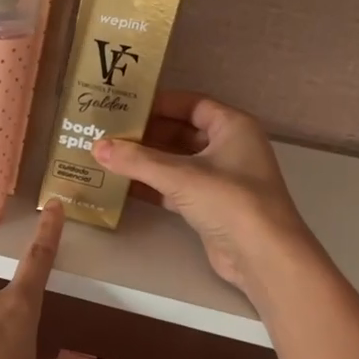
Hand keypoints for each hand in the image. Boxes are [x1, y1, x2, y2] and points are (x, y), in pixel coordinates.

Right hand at [91, 91, 313, 293]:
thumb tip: (97, 147)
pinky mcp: (210, 205)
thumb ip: (137, 161)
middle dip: (147, 134)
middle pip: (181, 133)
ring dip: (146, 162)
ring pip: (177, 162)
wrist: (261, 254)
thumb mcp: (180, 175)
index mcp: (232, 127)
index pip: (192, 104)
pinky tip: (124, 186)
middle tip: (109, 133)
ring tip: (109, 158)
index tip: (126, 106)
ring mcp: (220, 178)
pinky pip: (176, 187)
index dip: (160, 104)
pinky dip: (153, 186)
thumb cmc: (230, 200)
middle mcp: (229, 147)